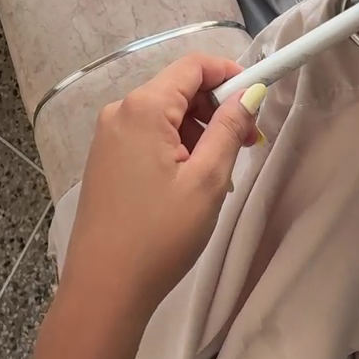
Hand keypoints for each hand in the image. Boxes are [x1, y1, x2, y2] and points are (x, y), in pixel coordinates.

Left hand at [61, 54, 265, 312]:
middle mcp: (120, 111)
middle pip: (178, 88)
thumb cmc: (159, 235)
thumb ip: (230, 127)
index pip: (193, 65)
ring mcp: (108, 135)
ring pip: (165, 113)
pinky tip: (190, 182)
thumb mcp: (207, 181)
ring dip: (198, 131)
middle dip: (216, 108)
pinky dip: (175, 146)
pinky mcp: (104, 159)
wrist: (102, 293)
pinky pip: (148, 135)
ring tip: (220, 172)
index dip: (229, 73)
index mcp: (143, 107)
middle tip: (247, 142)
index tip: (256, 97)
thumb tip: (250, 91)